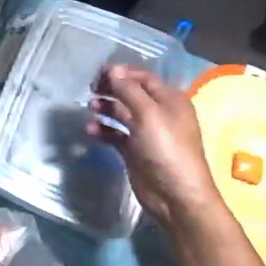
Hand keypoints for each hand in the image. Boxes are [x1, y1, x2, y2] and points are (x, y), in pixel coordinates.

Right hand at [89, 65, 223, 233]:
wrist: (176, 196)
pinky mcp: (134, 150)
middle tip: (91, 88)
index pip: (143, 77)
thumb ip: (129, 90)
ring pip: (121, 113)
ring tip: (90, 107)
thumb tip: (112, 69)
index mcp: (169, 100)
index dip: (122, 72)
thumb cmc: (167, 149)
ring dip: (105, 107)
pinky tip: (90, 130)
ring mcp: (145, 132)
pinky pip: (115, 134)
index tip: (98, 73)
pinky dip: (103, 129)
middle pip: (131, 93)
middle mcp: (158, 113)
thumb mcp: (149, 114)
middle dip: (111, 88)